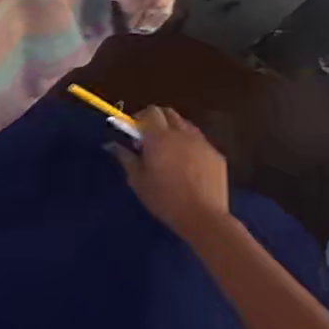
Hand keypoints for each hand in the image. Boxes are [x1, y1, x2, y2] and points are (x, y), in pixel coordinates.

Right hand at [110, 106, 231, 232]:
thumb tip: (112, 145)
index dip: (140, 118)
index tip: (134, 134)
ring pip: (185, 126)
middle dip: (156, 120)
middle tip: (148, 141)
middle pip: (169, 113)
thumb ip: (125, 158)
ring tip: (168, 153)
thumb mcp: (137, 180)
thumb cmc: (164, 198)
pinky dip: (189, 146)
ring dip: (173, 132)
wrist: (203, 217)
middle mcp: (182, 134)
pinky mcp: (216, 155)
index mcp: (159, 137)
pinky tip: (187, 167)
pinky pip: (199, 142)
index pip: (150, 112)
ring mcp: (202, 143)